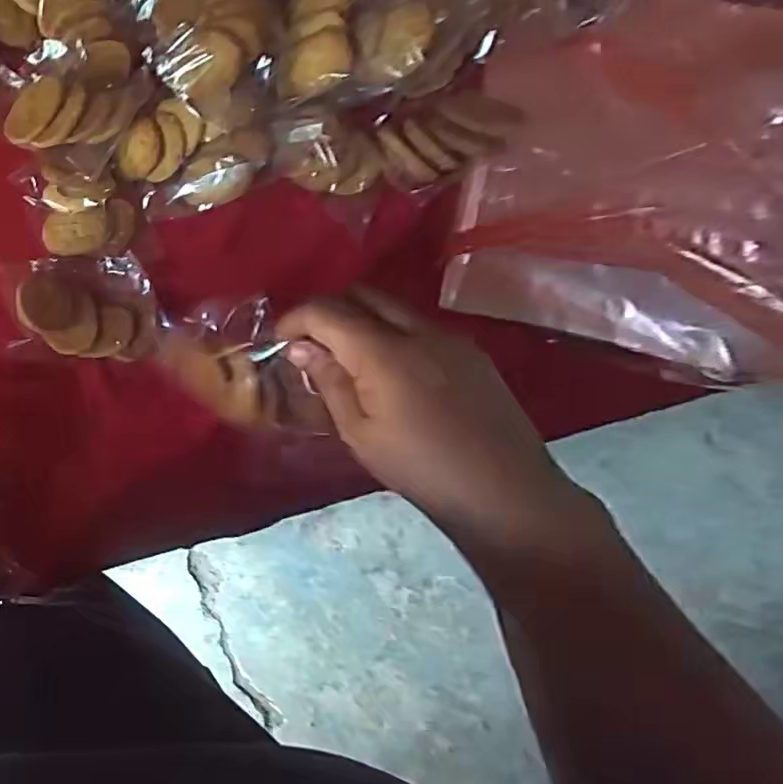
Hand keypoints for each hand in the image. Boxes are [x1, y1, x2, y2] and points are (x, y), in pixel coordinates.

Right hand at [275, 289, 600, 544]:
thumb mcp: (358, 432)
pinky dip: (386, 331)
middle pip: (362, 294)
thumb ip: (329, 382)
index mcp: (386, 354)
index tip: (278, 340)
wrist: (504, 489)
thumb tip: (301, 348)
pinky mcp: (469, 351)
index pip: (328, 312)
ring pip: (391, 305)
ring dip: (357, 319)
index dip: (295, 318)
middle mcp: (420, 333)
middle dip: (325, 310)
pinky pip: (416, 324)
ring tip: (340, 356)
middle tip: (306, 342)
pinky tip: (382, 369)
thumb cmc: (418, 466)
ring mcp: (450, 338)